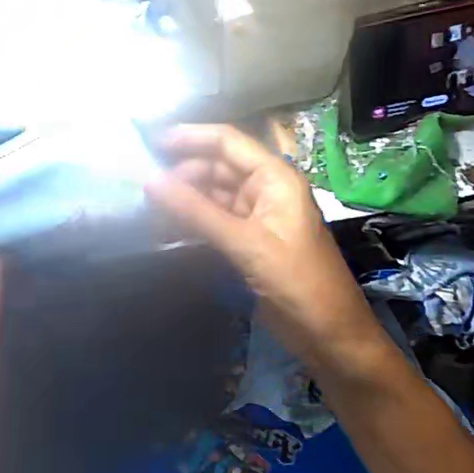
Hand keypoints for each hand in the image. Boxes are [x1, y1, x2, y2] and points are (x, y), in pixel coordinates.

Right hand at [144, 125, 388, 373]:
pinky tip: (166, 231)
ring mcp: (256, 217)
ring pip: (212, 196)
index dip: (190, 137)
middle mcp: (265, 190)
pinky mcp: (249, 242)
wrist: (330, 335)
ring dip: (183, 201)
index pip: (227, 142)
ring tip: (148, 212)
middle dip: (181, 175)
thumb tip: (149, 181)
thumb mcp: (245, 244)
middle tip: (143, 190)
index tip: (150, 143)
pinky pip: (214, 222)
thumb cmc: (297, 282)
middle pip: (215, 168)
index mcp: (275, 178)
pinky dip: (191, 224)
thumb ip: (196, 211)